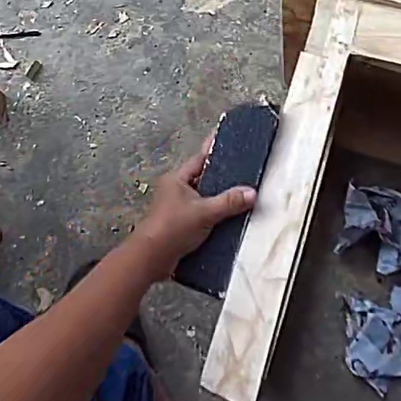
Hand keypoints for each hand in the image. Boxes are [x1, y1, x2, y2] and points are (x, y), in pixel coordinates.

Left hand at [128, 139, 256, 279]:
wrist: (150, 260)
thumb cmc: (170, 229)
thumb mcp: (204, 212)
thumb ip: (229, 202)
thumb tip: (251, 193)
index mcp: (176, 180)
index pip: (200, 159)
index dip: (215, 150)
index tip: (228, 139)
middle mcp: (176, 191)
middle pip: (203, 178)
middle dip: (221, 176)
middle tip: (242, 169)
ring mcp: (177, 208)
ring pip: (204, 197)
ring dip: (219, 198)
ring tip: (241, 193)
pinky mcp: (181, 225)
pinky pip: (203, 214)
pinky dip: (215, 214)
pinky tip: (230, 217)